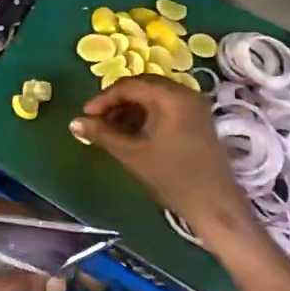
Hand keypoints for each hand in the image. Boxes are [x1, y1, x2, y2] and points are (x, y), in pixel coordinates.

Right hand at [70, 76, 257, 246]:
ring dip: (130, 109)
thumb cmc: (173, 178)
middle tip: (96, 121)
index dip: (103, 99)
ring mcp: (194, 105)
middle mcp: (185, 93)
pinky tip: (131, 133)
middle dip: (116, 102)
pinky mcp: (198, 118)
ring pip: (153, 97)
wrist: (215, 205)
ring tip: (110, 130)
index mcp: (171, 96)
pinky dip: (146, 115)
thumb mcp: (132, 154)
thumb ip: (102, 135)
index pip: (129, 85)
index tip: (85, 116)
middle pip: (142, 87)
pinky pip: (166, 106)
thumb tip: (74, 123)